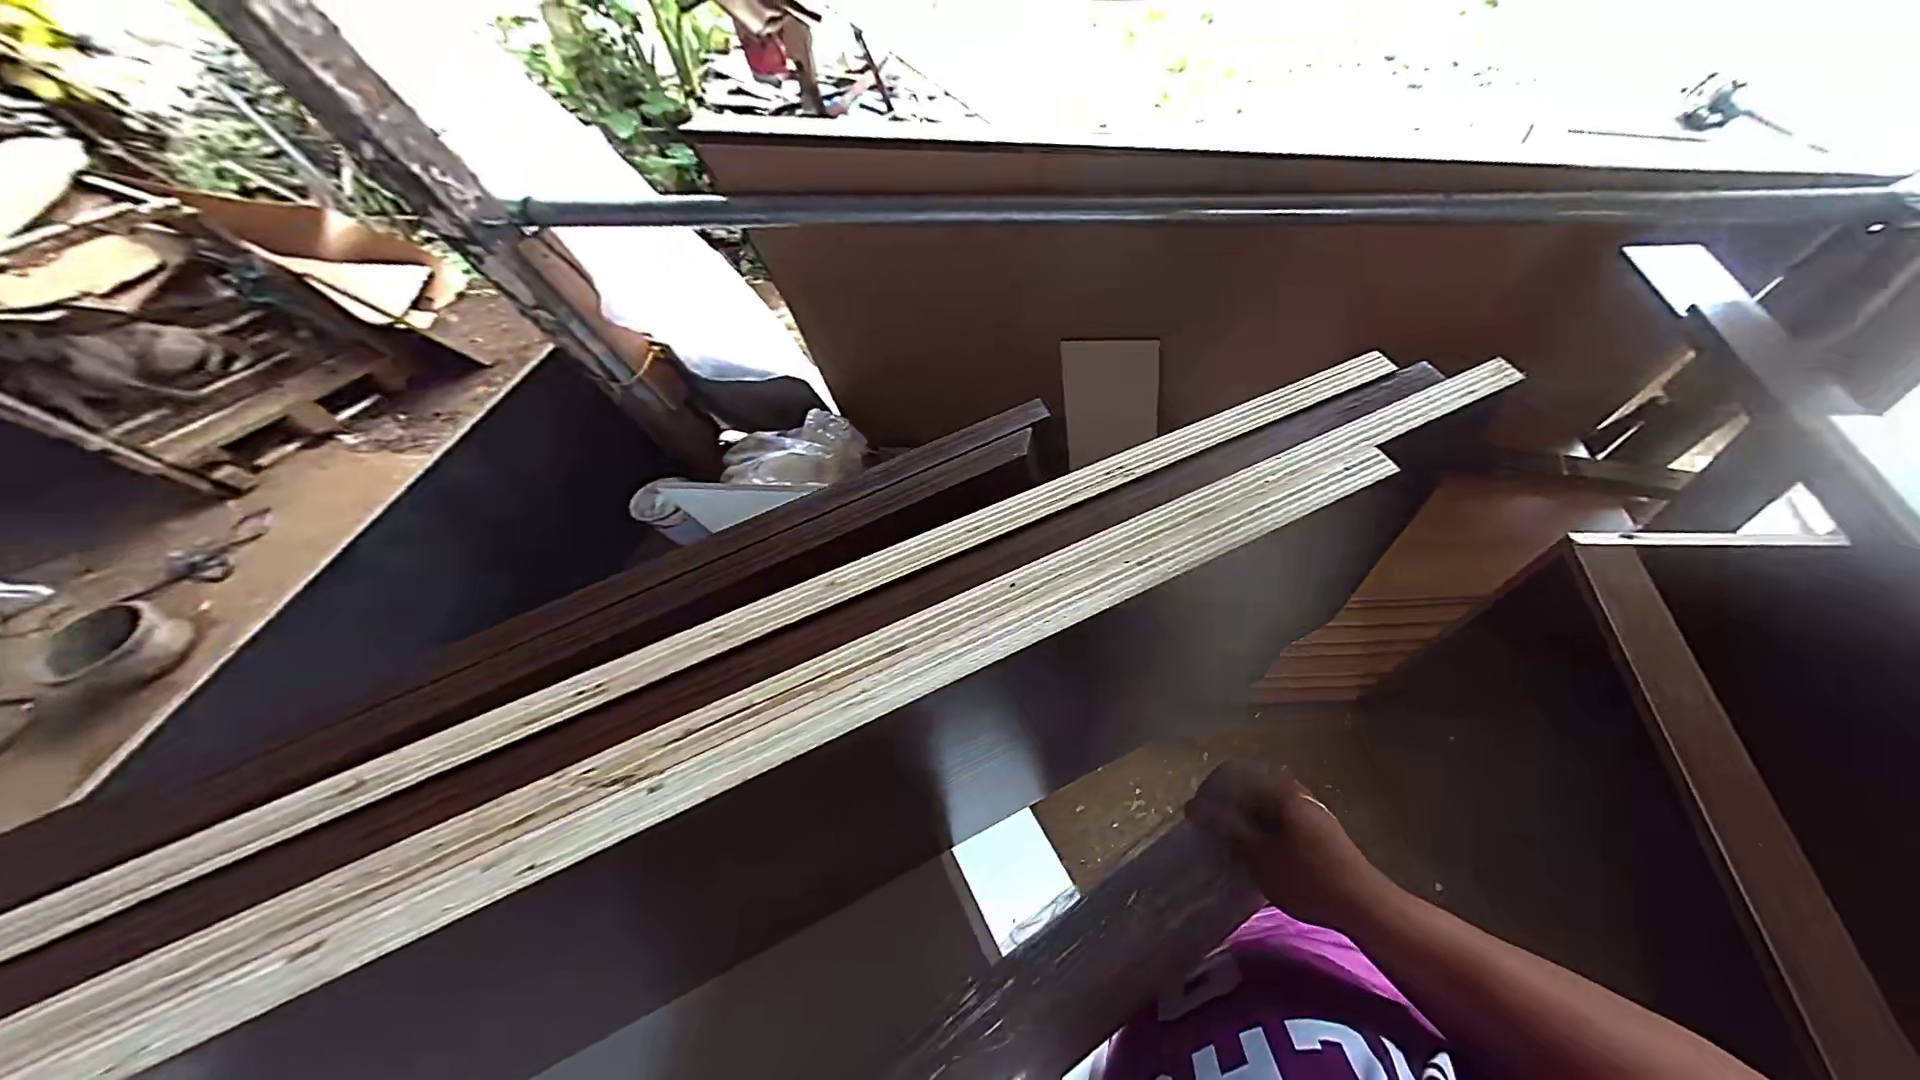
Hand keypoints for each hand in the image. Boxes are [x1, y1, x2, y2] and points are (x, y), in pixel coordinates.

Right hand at [1185, 760, 1391, 928]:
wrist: (1366, 906)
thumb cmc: (1308, 879)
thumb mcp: (1259, 858)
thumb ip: (1227, 830)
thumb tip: (1198, 810)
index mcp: (1279, 790)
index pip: (1231, 774)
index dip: (1208, 792)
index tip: (1196, 816)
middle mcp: (1294, 790)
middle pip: (1248, 784)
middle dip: (1225, 803)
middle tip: (1211, 827)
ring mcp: (1309, 807)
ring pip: (1264, 800)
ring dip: (1244, 815)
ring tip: (1231, 840)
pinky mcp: (1318, 826)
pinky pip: (1279, 813)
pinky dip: (1261, 825)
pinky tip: (1256, 848)